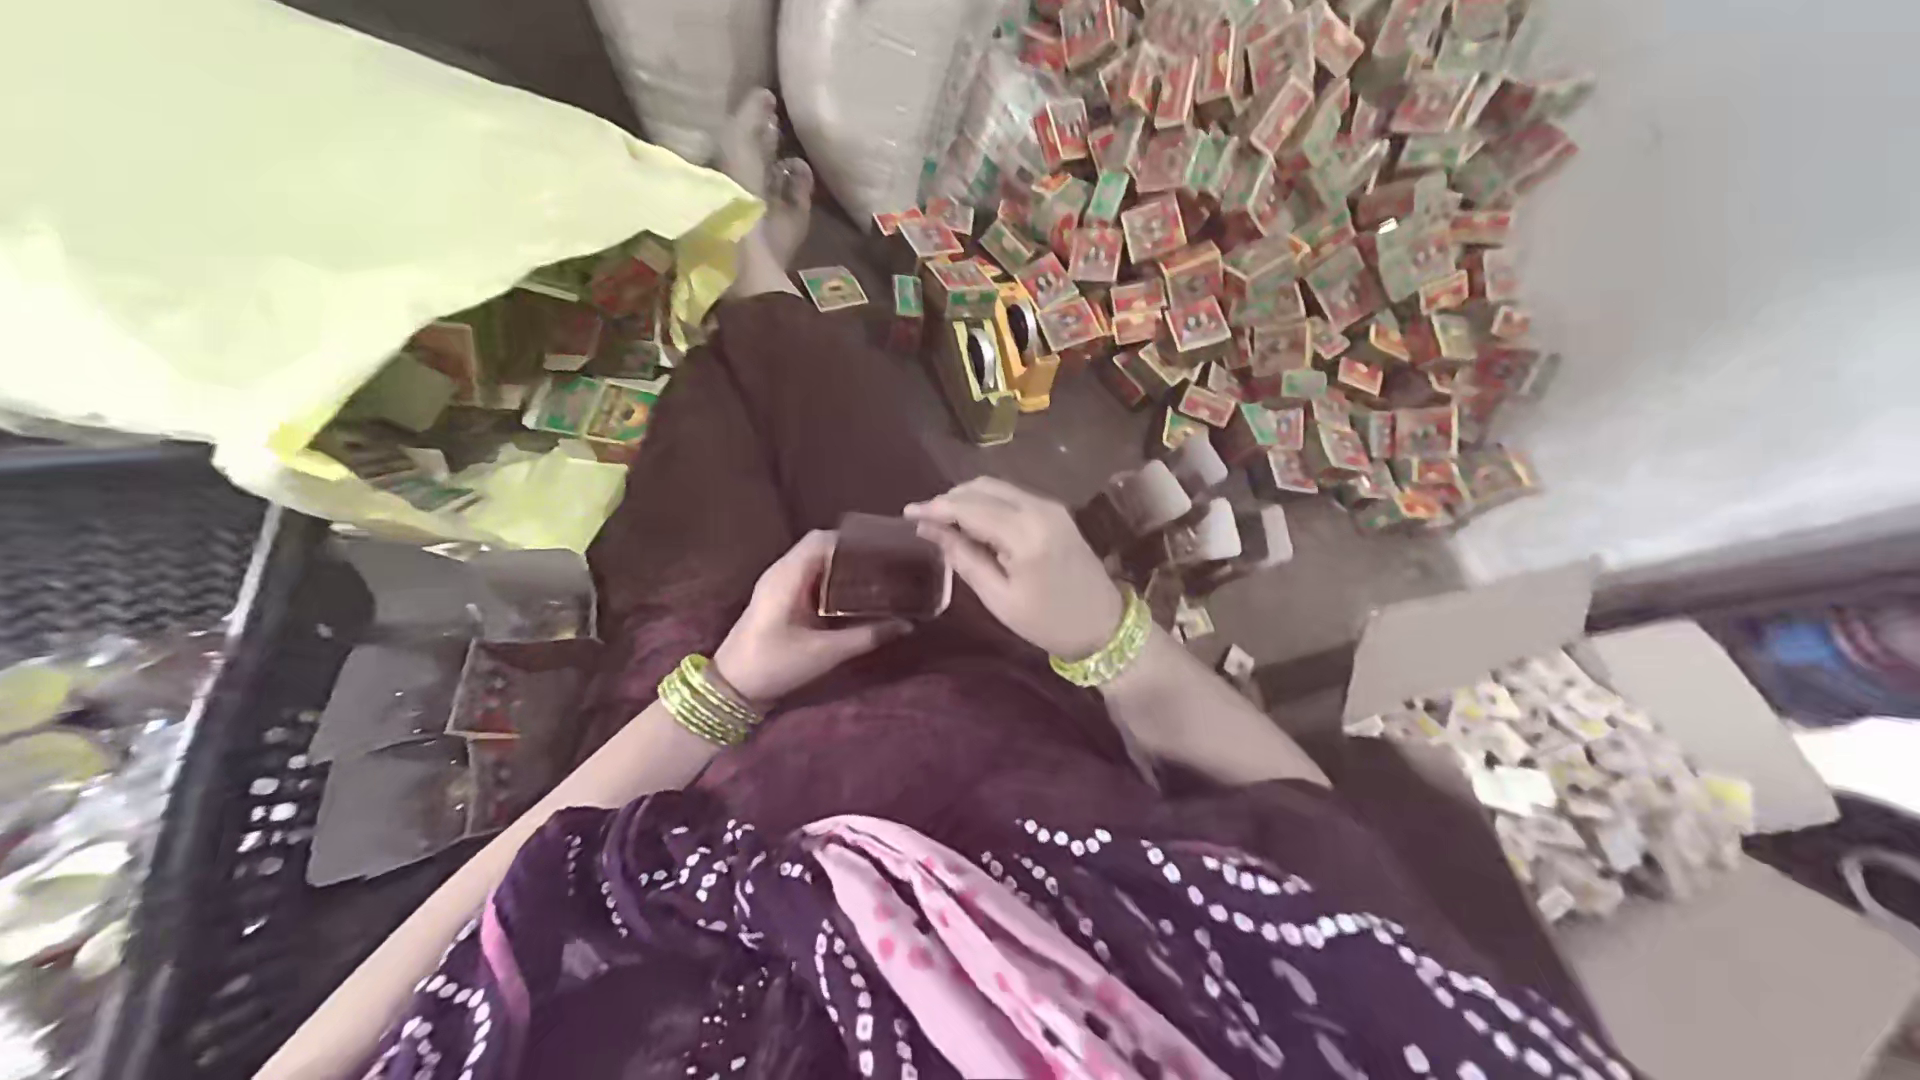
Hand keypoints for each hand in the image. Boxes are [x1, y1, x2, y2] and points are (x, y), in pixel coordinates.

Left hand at [713, 531, 909, 703]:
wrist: (733, 688)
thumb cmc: (775, 664)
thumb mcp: (825, 653)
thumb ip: (867, 636)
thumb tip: (906, 625)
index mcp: (787, 576)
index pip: (821, 540)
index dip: (852, 541)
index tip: (881, 551)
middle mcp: (780, 572)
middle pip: (819, 545)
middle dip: (851, 551)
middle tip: (883, 564)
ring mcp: (777, 583)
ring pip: (814, 559)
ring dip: (841, 563)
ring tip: (873, 575)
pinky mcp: (778, 597)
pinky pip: (808, 574)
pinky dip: (830, 576)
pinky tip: (850, 592)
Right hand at [904, 477, 1124, 659]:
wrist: (1104, 625)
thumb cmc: (1048, 622)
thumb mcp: (999, 597)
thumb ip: (963, 558)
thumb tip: (929, 530)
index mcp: (1025, 533)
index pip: (969, 507)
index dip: (935, 507)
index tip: (906, 514)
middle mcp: (1038, 508)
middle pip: (981, 487)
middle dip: (949, 499)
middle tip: (923, 521)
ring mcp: (1050, 505)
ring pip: (996, 487)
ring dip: (967, 498)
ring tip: (942, 521)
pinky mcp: (1055, 510)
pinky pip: (1011, 495)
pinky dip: (986, 502)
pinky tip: (972, 521)